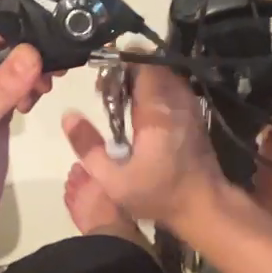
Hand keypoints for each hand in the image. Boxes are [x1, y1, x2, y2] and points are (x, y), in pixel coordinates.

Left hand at [0, 34, 50, 236]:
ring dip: (31, 73)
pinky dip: (30, 89)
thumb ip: (1, 89)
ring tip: (44, 88)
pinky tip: (37, 99)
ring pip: (11, 70)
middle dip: (25, 56)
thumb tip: (32, 52)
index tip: (37, 40)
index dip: (5, 34)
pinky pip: (17, 90)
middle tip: (50, 68)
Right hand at [61, 63, 226, 227]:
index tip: (102, 82)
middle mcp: (176, 102)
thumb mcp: (113, 180)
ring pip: (164, 76)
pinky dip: (156, 92)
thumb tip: (68, 116)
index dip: (120, 66)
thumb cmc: (157, 194)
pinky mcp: (195, 115)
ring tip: (121, 101)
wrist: (204, 206)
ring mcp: (190, 107)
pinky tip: (141, 113)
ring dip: (142, 81)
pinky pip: (173, 89)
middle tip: (107, 92)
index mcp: (156, 113)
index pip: (143, 67)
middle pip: (153, 67)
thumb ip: (87, 147)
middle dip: (127, 72)